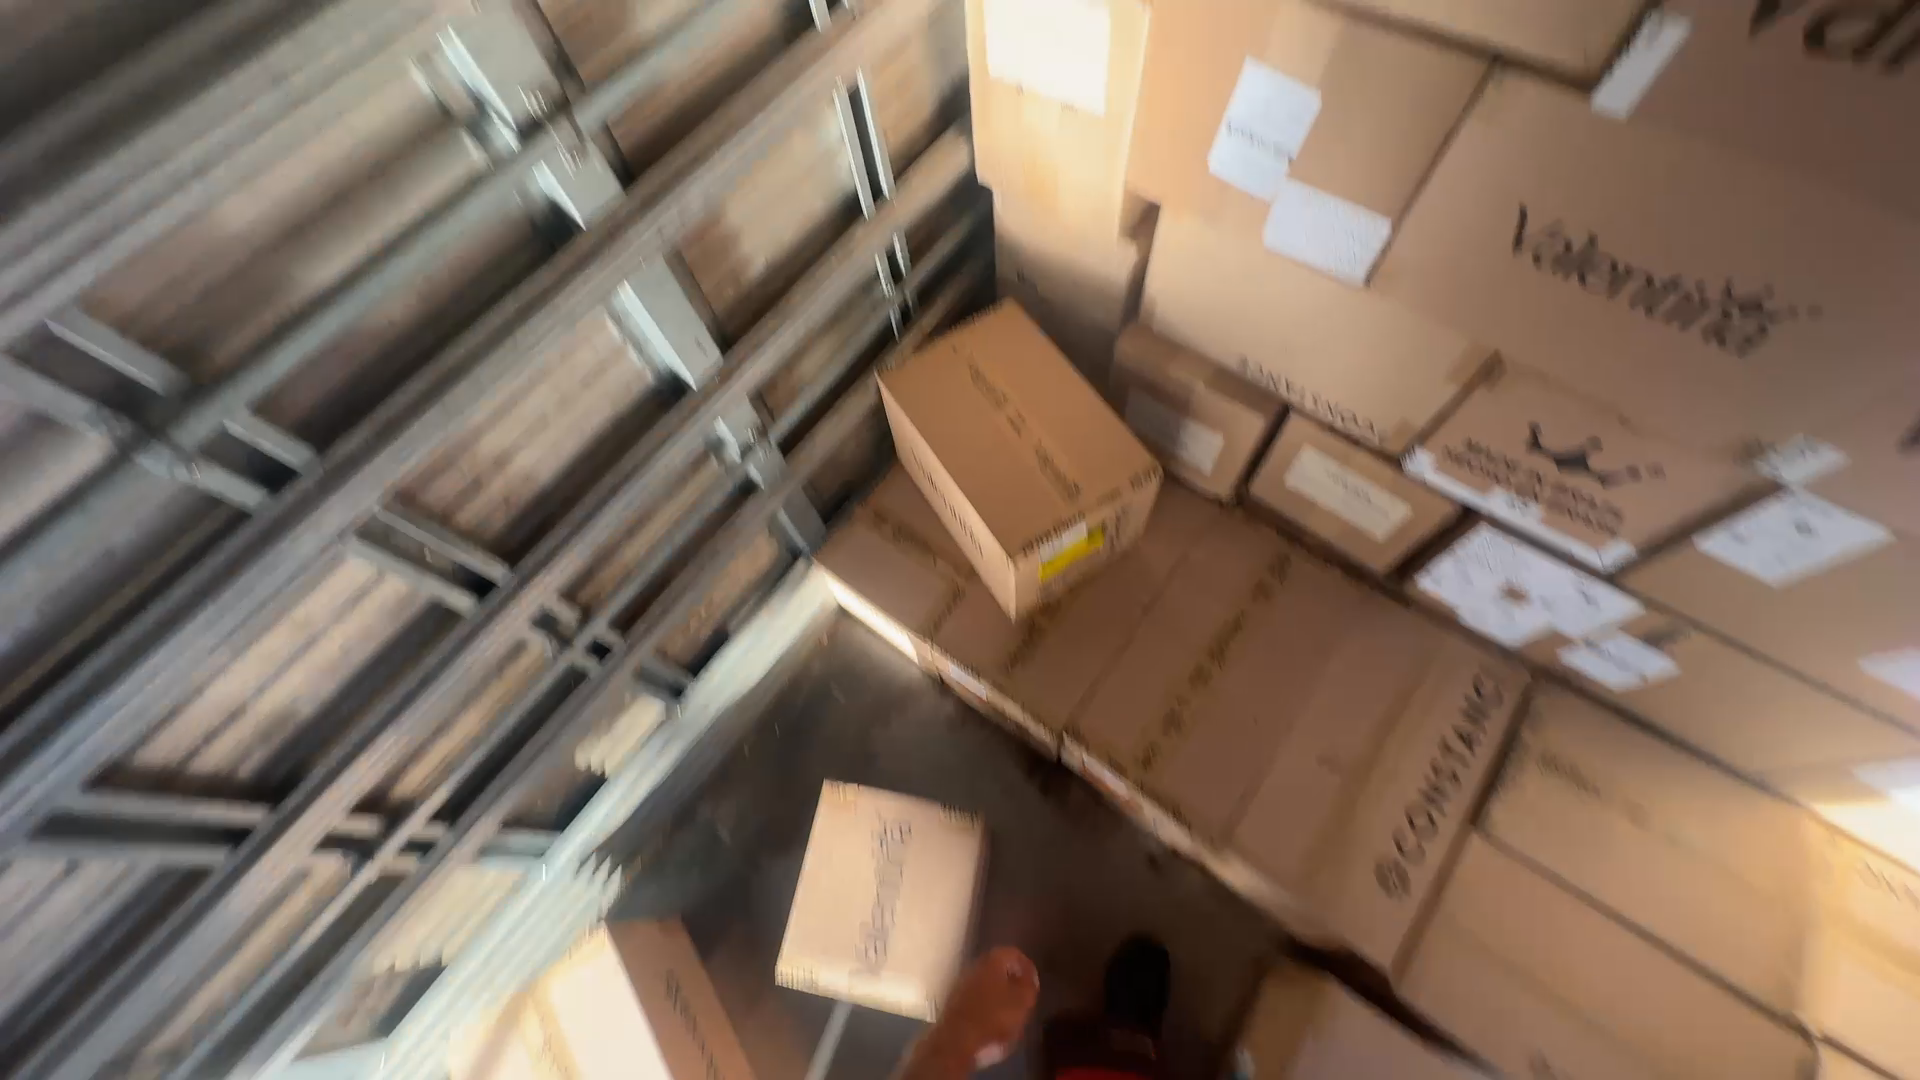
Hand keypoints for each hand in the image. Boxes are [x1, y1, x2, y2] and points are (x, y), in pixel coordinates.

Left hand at [940, 947, 1039, 1067]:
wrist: (956, 1040)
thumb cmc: (994, 1017)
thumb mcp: (1022, 1002)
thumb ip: (1029, 986)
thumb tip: (1029, 977)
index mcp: (993, 959)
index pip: (1014, 953)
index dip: (1027, 967)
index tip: (1034, 983)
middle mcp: (976, 965)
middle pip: (998, 966)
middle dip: (1012, 980)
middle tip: (1023, 997)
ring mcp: (962, 983)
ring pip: (986, 983)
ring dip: (999, 994)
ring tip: (1010, 1013)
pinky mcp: (954, 1002)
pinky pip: (976, 998)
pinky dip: (987, 1006)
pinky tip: (993, 1022)